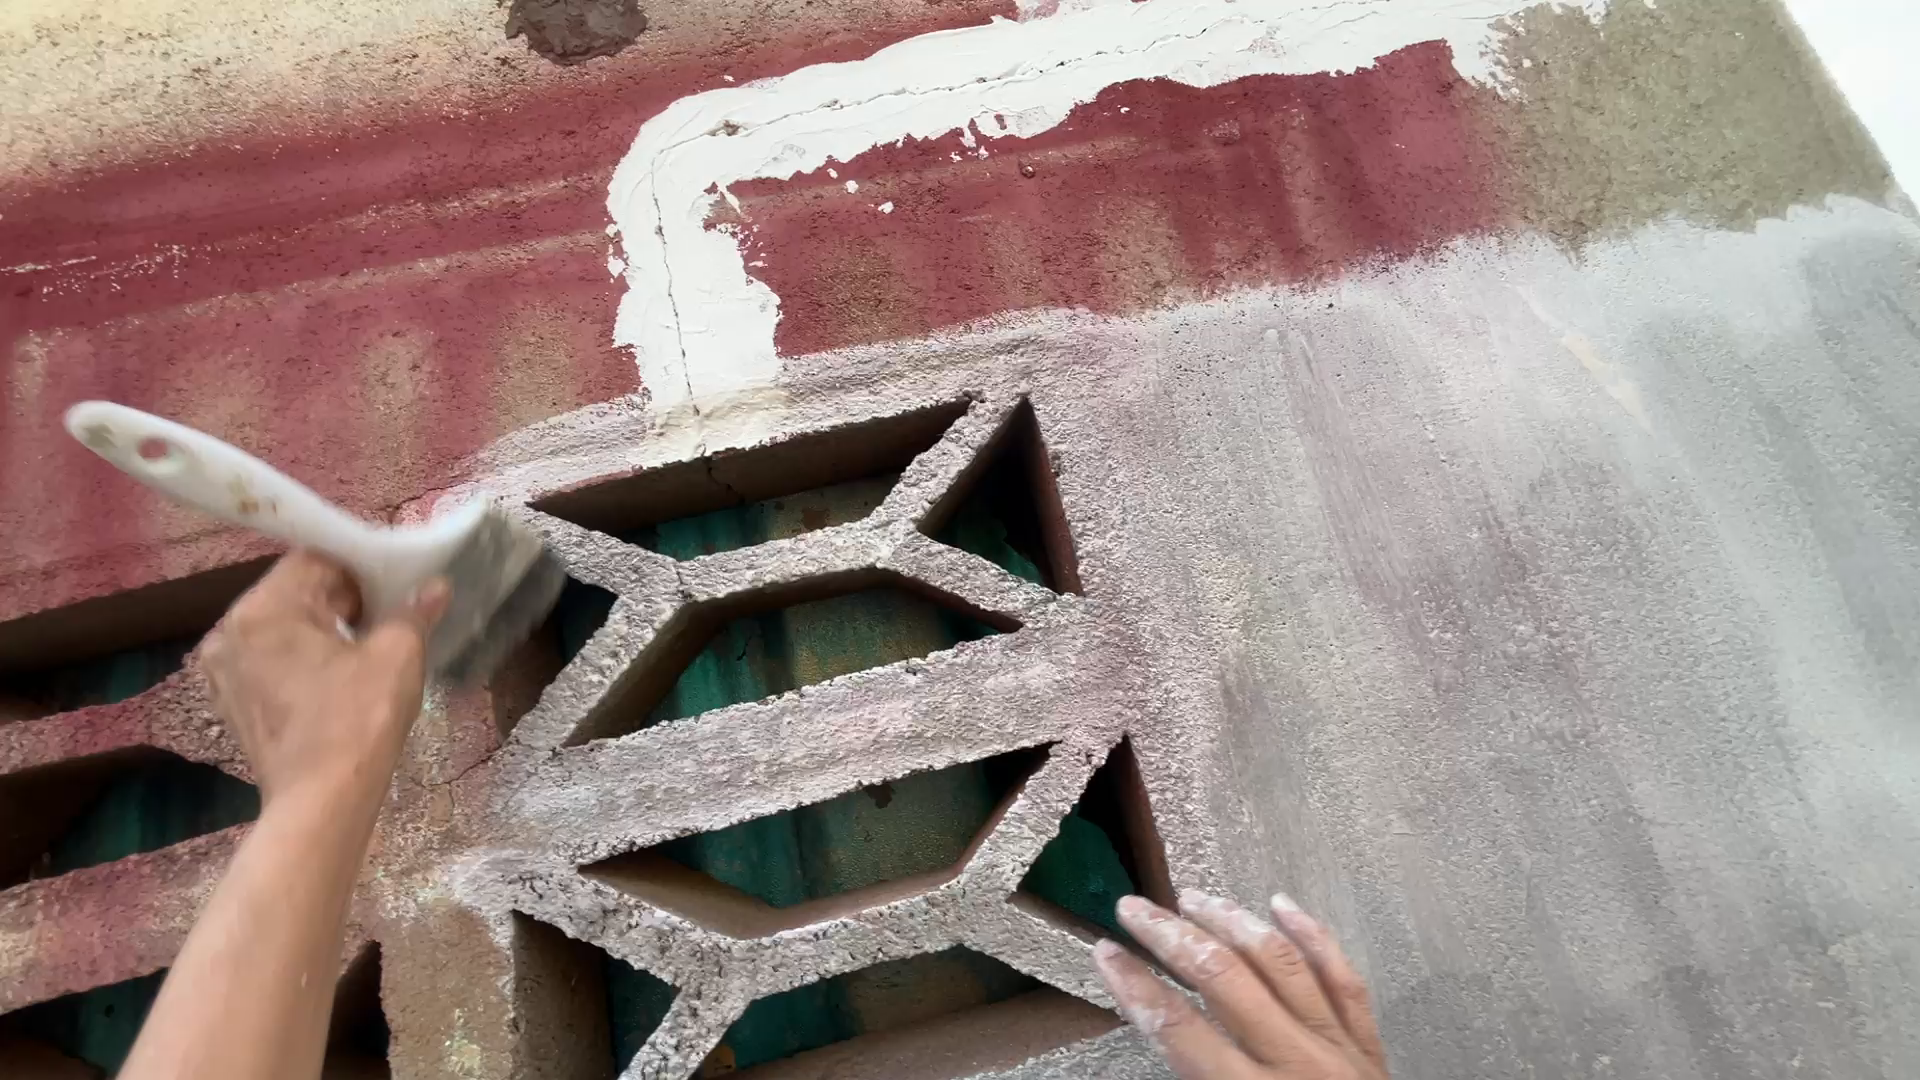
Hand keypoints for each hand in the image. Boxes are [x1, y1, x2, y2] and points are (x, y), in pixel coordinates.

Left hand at [201, 551, 447, 809]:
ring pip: (289, 624)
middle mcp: (230, 634)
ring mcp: (226, 670)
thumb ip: (414, 611)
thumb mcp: (398, 653)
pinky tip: (352, 664)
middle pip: (297, 590)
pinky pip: (279, 654)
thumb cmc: (359, 715)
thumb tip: (435, 586)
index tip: (404, 569)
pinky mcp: (237, 699)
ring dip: (334, 620)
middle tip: (401, 599)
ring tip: (381, 632)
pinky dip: (314, 649)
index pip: (314, 559)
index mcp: (262, 612)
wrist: (324, 795)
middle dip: (351, 591)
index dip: (363, 559)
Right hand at [1092, 891, 1388, 1079]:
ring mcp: (1338, 1050)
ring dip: (1229, 921)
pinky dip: (1312, 936)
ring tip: (1191, 898)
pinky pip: (1341, 978)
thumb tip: (1153, 1028)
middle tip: (1132, 907)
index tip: (1105, 953)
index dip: (1136, 986)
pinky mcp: (1370, 1046)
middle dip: (1169, 936)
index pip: (1180, 1029)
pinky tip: (1281, 904)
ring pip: (1278, 962)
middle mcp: (1296, 1064)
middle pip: (1223, 978)